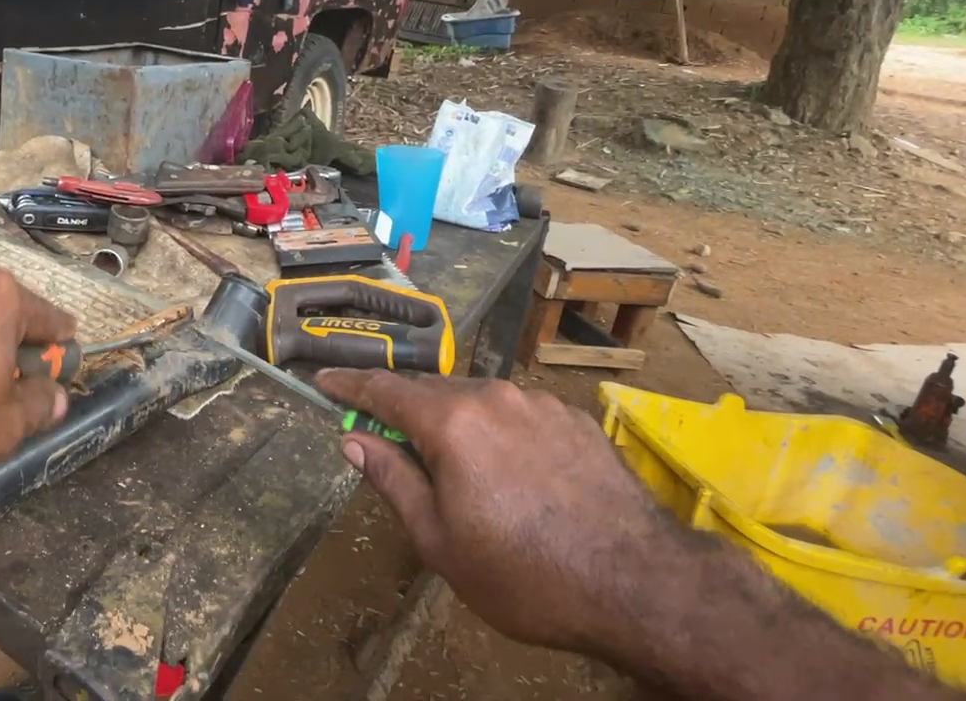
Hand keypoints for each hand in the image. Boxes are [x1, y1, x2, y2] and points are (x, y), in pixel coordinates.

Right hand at [316, 371, 679, 655]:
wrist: (642, 586)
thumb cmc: (525, 573)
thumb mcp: (440, 540)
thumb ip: (392, 479)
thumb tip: (353, 440)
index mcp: (450, 422)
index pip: (383, 389)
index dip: (348, 384)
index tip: (324, 381)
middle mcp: (491, 395)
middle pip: (430, 391)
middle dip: (403, 409)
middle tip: (388, 438)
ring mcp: (536, 402)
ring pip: (475, 398)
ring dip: (452, 420)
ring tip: (456, 465)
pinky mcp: (572, 417)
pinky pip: (516, 411)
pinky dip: (496, 428)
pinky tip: (511, 470)